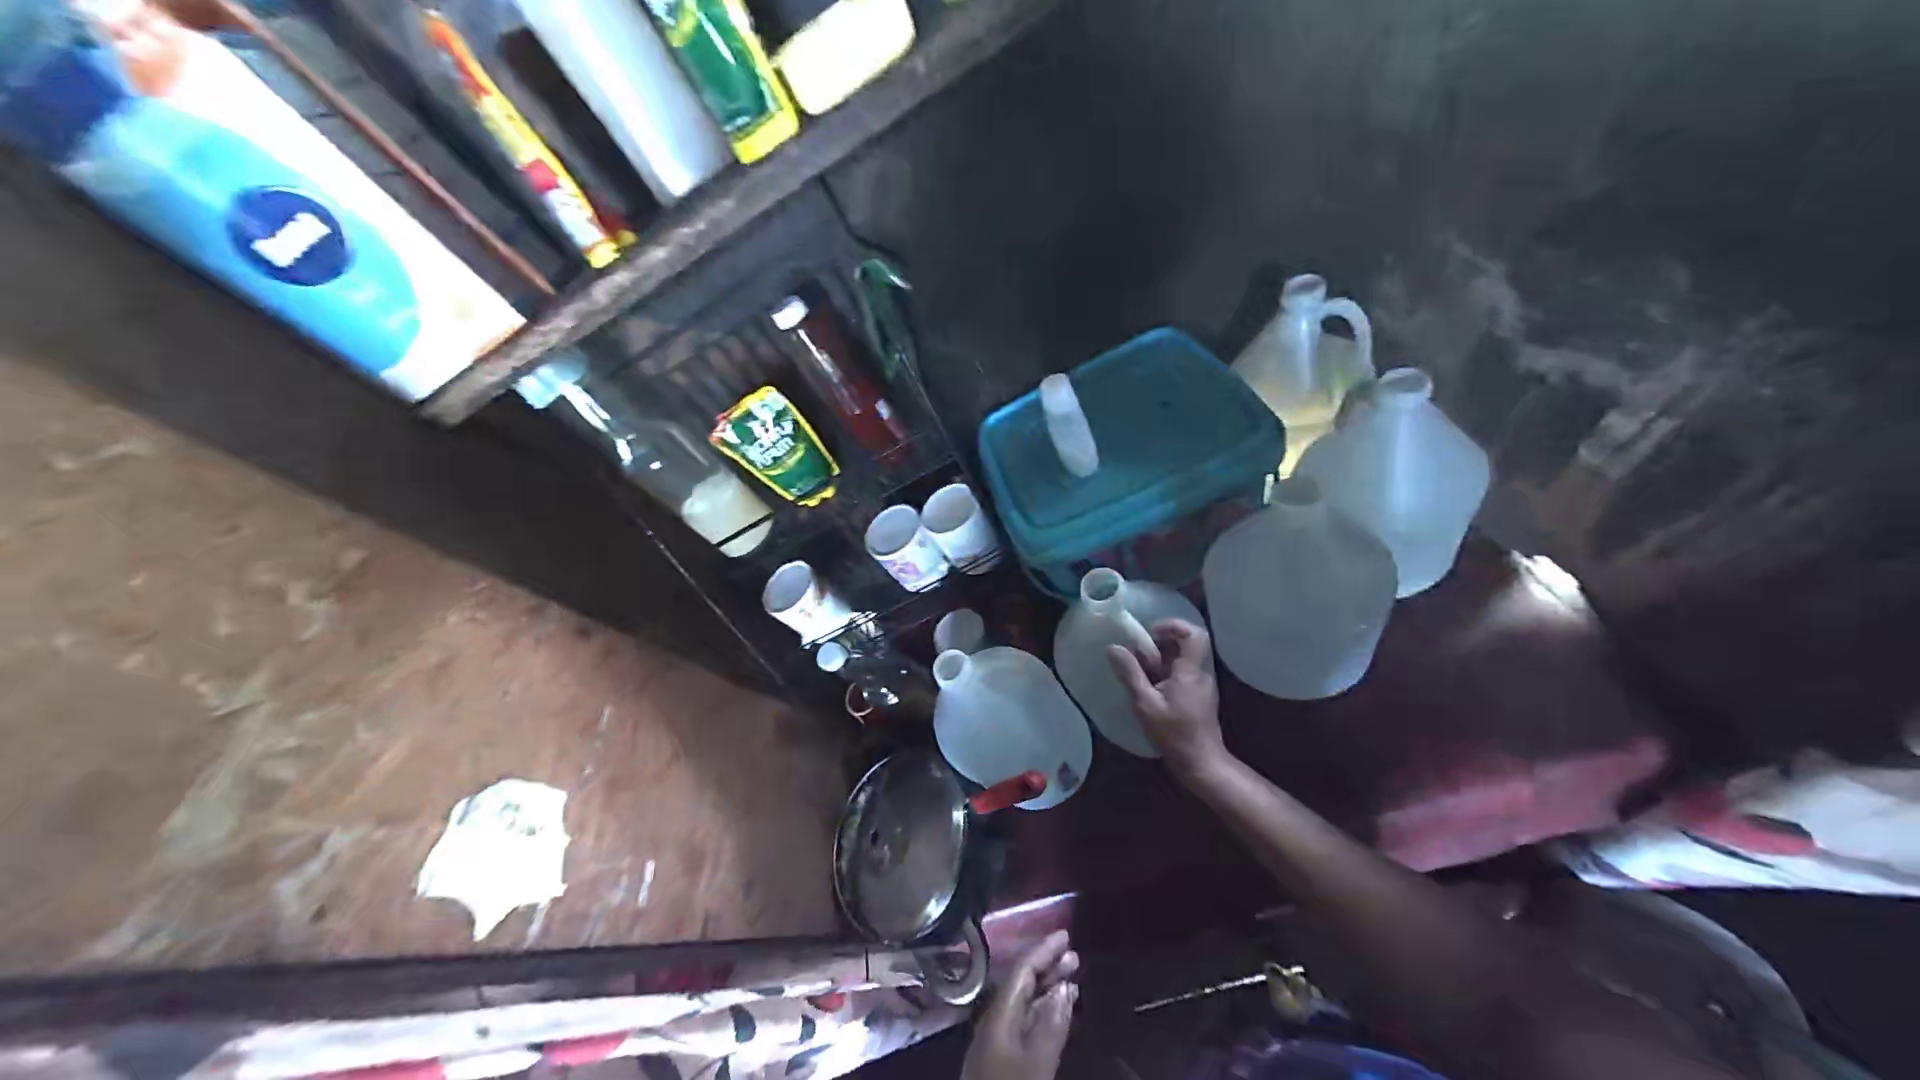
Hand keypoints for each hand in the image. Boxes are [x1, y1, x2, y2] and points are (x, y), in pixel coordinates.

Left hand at [960, 930, 1078, 1079]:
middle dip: (1048, 967)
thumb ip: (1051, 1025)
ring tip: (1073, 980)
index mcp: (998, 1015)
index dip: (1044, 950)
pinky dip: (1043, 1013)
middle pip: (1021, 984)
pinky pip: (1024, 1023)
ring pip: (1023, 1004)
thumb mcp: (1036, 1064)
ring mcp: (996, 1043)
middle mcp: (994, 1022)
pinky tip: (1057, 1015)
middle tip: (1076, 957)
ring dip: (1047, 989)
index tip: (1067, 935)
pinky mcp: (1002, 1063)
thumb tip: (1066, 986)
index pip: (1021, 971)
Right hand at [1105, 619, 1225, 777]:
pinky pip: (1184, 672)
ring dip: (1163, 657)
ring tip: (1141, 668)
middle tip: (1141, 651)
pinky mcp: (1199, 696)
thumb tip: (1113, 647)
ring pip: (1185, 657)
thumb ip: (1130, 673)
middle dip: (1163, 641)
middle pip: (1188, 642)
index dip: (1172, 625)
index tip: (1150, 634)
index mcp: (1190, 670)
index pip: (1193, 633)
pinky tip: (1150, 685)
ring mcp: (1202, 684)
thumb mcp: (1145, 703)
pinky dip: (1166, 671)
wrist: (1200, 762)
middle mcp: (1201, 673)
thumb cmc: (1173, 733)